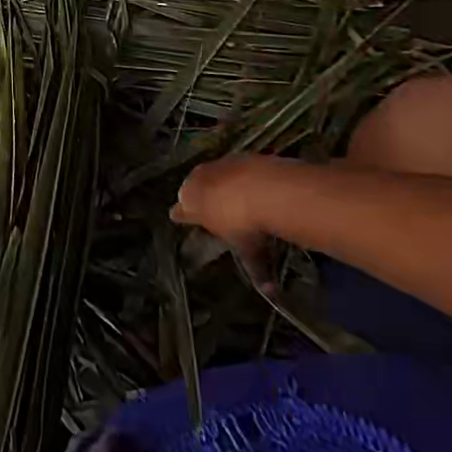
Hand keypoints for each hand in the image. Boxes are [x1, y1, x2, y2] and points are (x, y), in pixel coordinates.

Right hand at [172, 154, 286, 291]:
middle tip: (213, 206)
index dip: (182, 216)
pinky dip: (240, 174)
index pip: (179, 212)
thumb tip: (271, 295)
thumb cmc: (246, 224)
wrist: (264, 190)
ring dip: (219, 183)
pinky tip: (255, 182)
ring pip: (210, 175)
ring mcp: (215, 166)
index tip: (181, 218)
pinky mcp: (235, 156)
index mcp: (190, 205)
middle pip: (191, 189)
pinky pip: (233, 167)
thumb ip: (257, 269)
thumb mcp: (251, 251)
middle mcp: (195, 183)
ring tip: (235, 193)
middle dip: (199, 196)